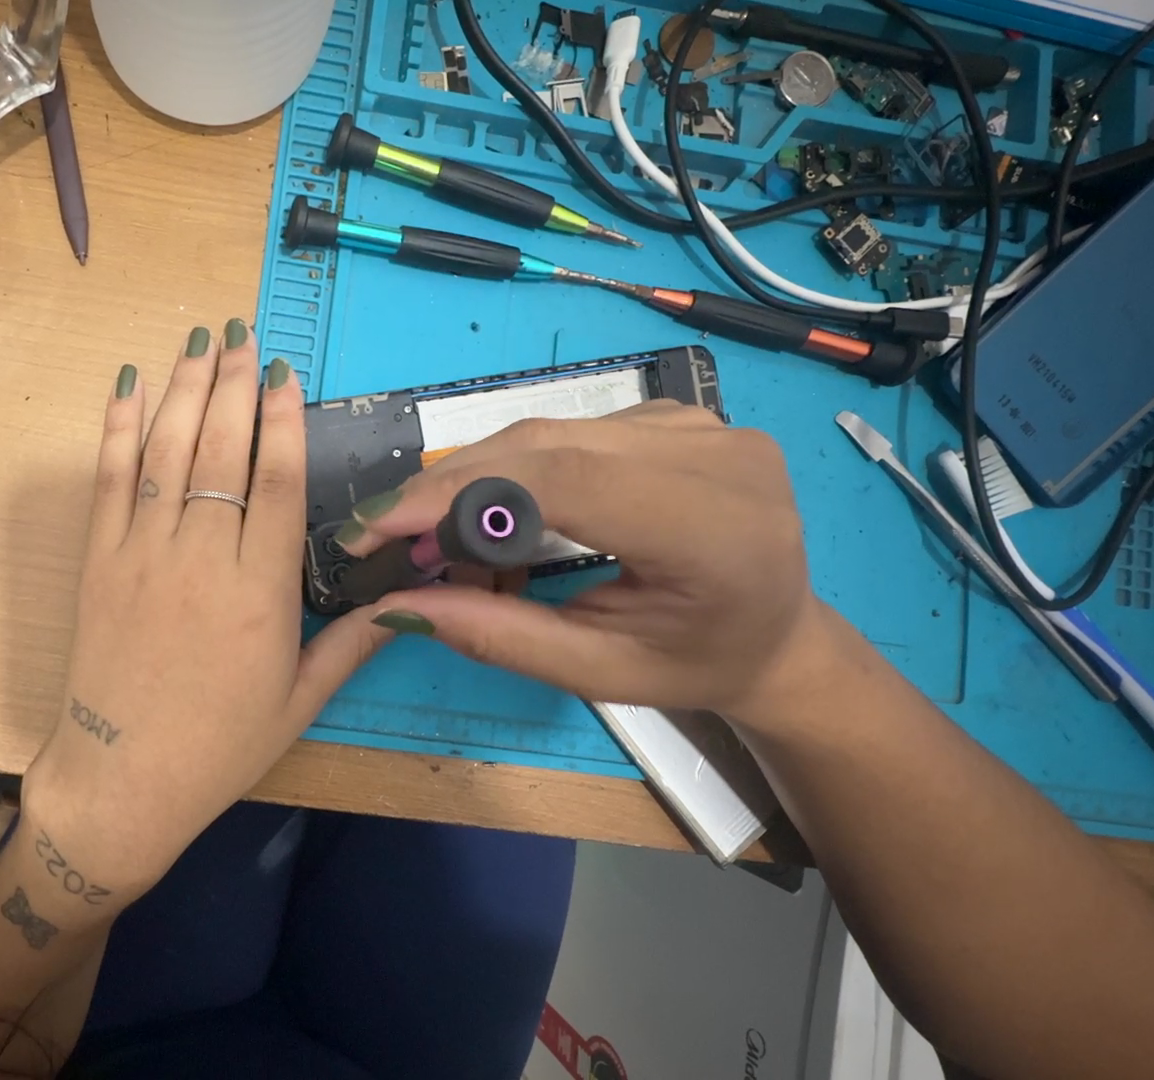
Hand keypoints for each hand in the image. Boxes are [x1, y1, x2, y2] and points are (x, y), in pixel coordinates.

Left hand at [20, 322, 388, 904]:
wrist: (124, 779)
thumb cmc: (220, 746)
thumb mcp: (300, 702)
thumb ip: (352, 643)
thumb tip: (407, 602)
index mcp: (259, 591)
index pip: (275, 482)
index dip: (282, 420)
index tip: (284, 374)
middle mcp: (201, 558)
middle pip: (221, 451)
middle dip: (234, 386)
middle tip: (244, 336)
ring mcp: (142, 554)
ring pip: (167, 453)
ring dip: (184, 391)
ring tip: (200, 342)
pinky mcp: (98, 561)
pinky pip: (108, 482)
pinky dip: (118, 430)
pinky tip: (128, 387)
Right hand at [338, 401, 826, 713]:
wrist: (775, 633)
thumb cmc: (691, 665)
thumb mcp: (595, 671)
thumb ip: (498, 635)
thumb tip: (396, 603)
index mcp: (713, 530)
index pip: (564, 482)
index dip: (459, 496)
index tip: (378, 527)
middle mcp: (714, 456)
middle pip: (543, 446)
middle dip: (447, 488)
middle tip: (383, 534)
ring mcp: (699, 424)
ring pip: (544, 432)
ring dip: (470, 478)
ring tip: (428, 531)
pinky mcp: (674, 415)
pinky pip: (564, 431)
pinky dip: (508, 469)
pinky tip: (489, 510)